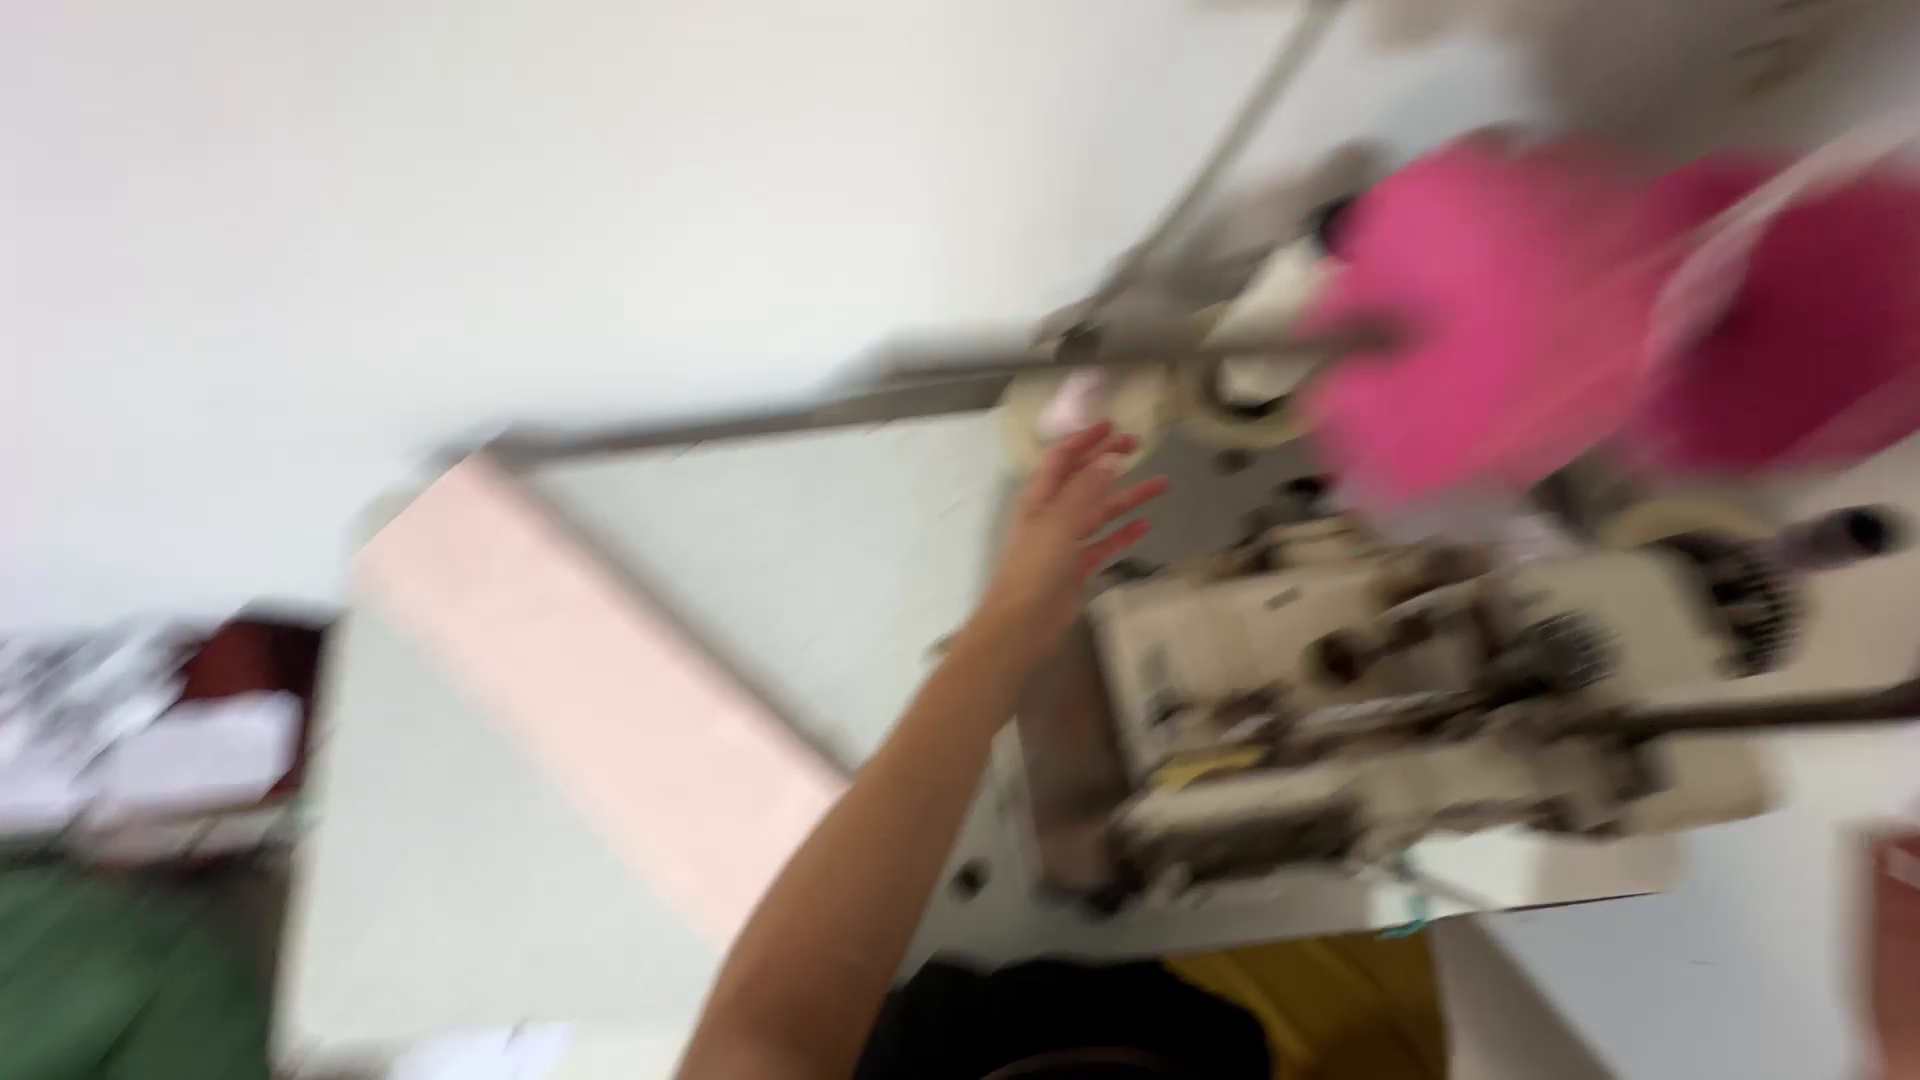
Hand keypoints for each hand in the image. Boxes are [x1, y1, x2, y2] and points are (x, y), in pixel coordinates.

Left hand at [972, 422, 1168, 664]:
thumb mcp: (1060, 521)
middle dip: (1108, 462)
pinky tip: (1145, 525)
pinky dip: (1123, 534)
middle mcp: (1052, 515)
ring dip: (1127, 497)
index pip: (1061, 458)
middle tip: (1139, 446)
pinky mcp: (1077, 568)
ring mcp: (1065, 543)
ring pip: (1100, 512)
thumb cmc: (1035, 566)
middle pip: (1083, 481)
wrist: (1022, 622)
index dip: (1084, 440)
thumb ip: (1085, 488)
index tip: (1111, 426)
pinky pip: (1104, 544)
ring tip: (1161, 484)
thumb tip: (1109, 458)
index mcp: (1039, 498)